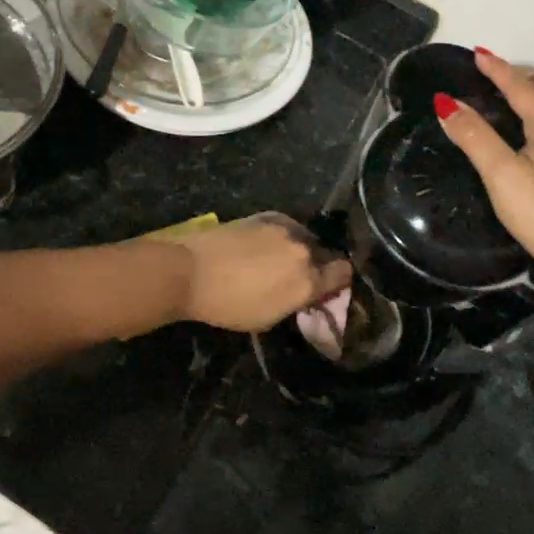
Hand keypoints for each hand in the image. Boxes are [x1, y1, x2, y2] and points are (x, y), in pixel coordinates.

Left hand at [177, 213, 352, 331]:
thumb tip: (304, 292)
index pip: (343, 273)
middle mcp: (303, 250)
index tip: (327, 286)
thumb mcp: (267, 318)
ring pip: (305, 238)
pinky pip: (286, 226)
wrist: (191, 271)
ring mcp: (285, 229)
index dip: (338, 280)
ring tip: (279, 258)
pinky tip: (266, 244)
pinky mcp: (265, 216)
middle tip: (298, 275)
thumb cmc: (227, 305)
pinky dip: (282, 235)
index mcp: (307, 281)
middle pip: (324, 254)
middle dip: (317, 264)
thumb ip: (294, 301)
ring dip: (299, 248)